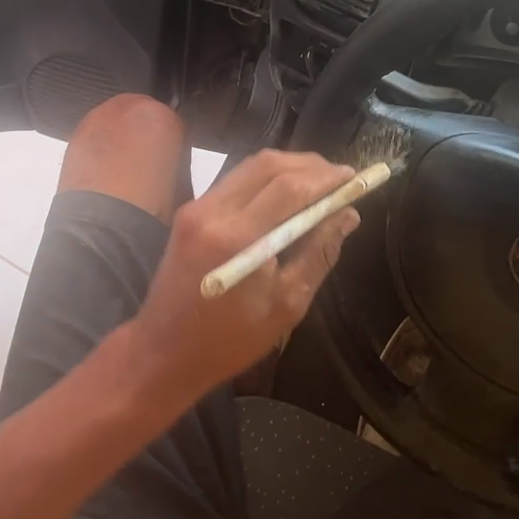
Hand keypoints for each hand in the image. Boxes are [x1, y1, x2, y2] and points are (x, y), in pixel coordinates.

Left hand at [125, 150, 360, 398]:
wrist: (162, 353)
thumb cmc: (229, 340)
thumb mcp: (287, 305)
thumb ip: (319, 253)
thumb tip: (348, 215)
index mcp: (237, 239)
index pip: (290, 187)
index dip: (326, 178)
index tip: (356, 177)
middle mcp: (213, 211)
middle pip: (269, 165)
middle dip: (311, 166)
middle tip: (342, 178)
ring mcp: (197, 207)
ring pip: (251, 166)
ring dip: (289, 166)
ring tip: (321, 181)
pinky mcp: (190, 211)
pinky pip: (236, 179)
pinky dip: (266, 177)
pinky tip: (288, 191)